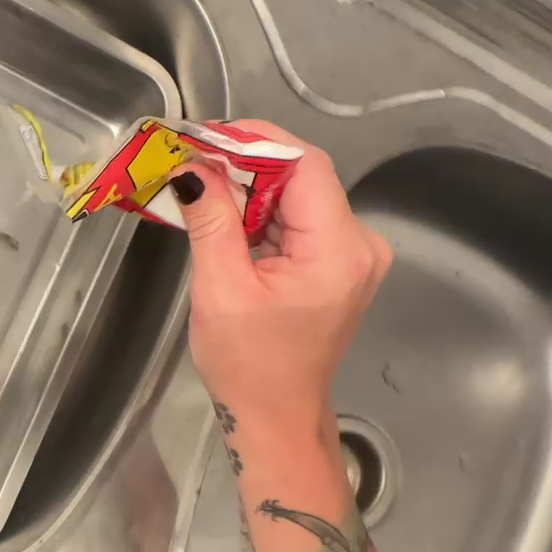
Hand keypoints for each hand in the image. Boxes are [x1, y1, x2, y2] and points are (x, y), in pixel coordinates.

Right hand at [171, 120, 391, 422]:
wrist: (273, 416)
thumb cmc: (246, 363)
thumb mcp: (220, 290)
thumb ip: (212, 223)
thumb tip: (191, 169)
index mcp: (338, 248)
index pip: (305, 166)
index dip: (257, 142)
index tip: (208, 136)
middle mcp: (360, 243)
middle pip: (303, 181)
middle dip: (247, 169)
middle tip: (194, 163)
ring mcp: (353, 257)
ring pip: (298, 202)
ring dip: (251, 195)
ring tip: (202, 193)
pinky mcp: (338, 269)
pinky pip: (298, 227)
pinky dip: (262, 221)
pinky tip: (227, 225)